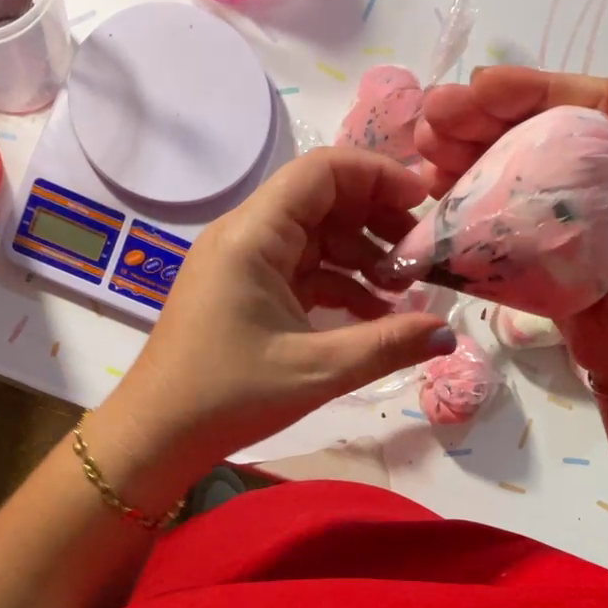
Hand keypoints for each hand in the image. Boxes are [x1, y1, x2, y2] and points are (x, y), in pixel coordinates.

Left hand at [90, 147, 457, 484]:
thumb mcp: (316, 370)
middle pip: (321, 201)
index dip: (379, 176)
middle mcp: (244, 236)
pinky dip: (336, 286)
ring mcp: (240, 265)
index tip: (425, 202)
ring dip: (360, 258)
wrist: (157, 435)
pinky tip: (371, 317)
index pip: (322, 171)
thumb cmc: (229, 396)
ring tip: (404, 292)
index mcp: (253, 235)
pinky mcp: (242, 293)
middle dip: (376, 220)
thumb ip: (387, 346)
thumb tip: (450, 335)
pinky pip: (298, 272)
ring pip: (313, 239)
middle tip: (422, 253)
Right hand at [416, 46, 607, 391]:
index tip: (478, 87)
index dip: (530, 91)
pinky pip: (499, 215)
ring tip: (422, 150)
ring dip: (465, 153)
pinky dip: (465, 200)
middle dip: (483, 118)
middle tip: (431, 116)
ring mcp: (567, 216)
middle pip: (538, 132)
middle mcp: (603, 177)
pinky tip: (434, 191)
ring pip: (512, 169)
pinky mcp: (539, 252)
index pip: (584, 105)